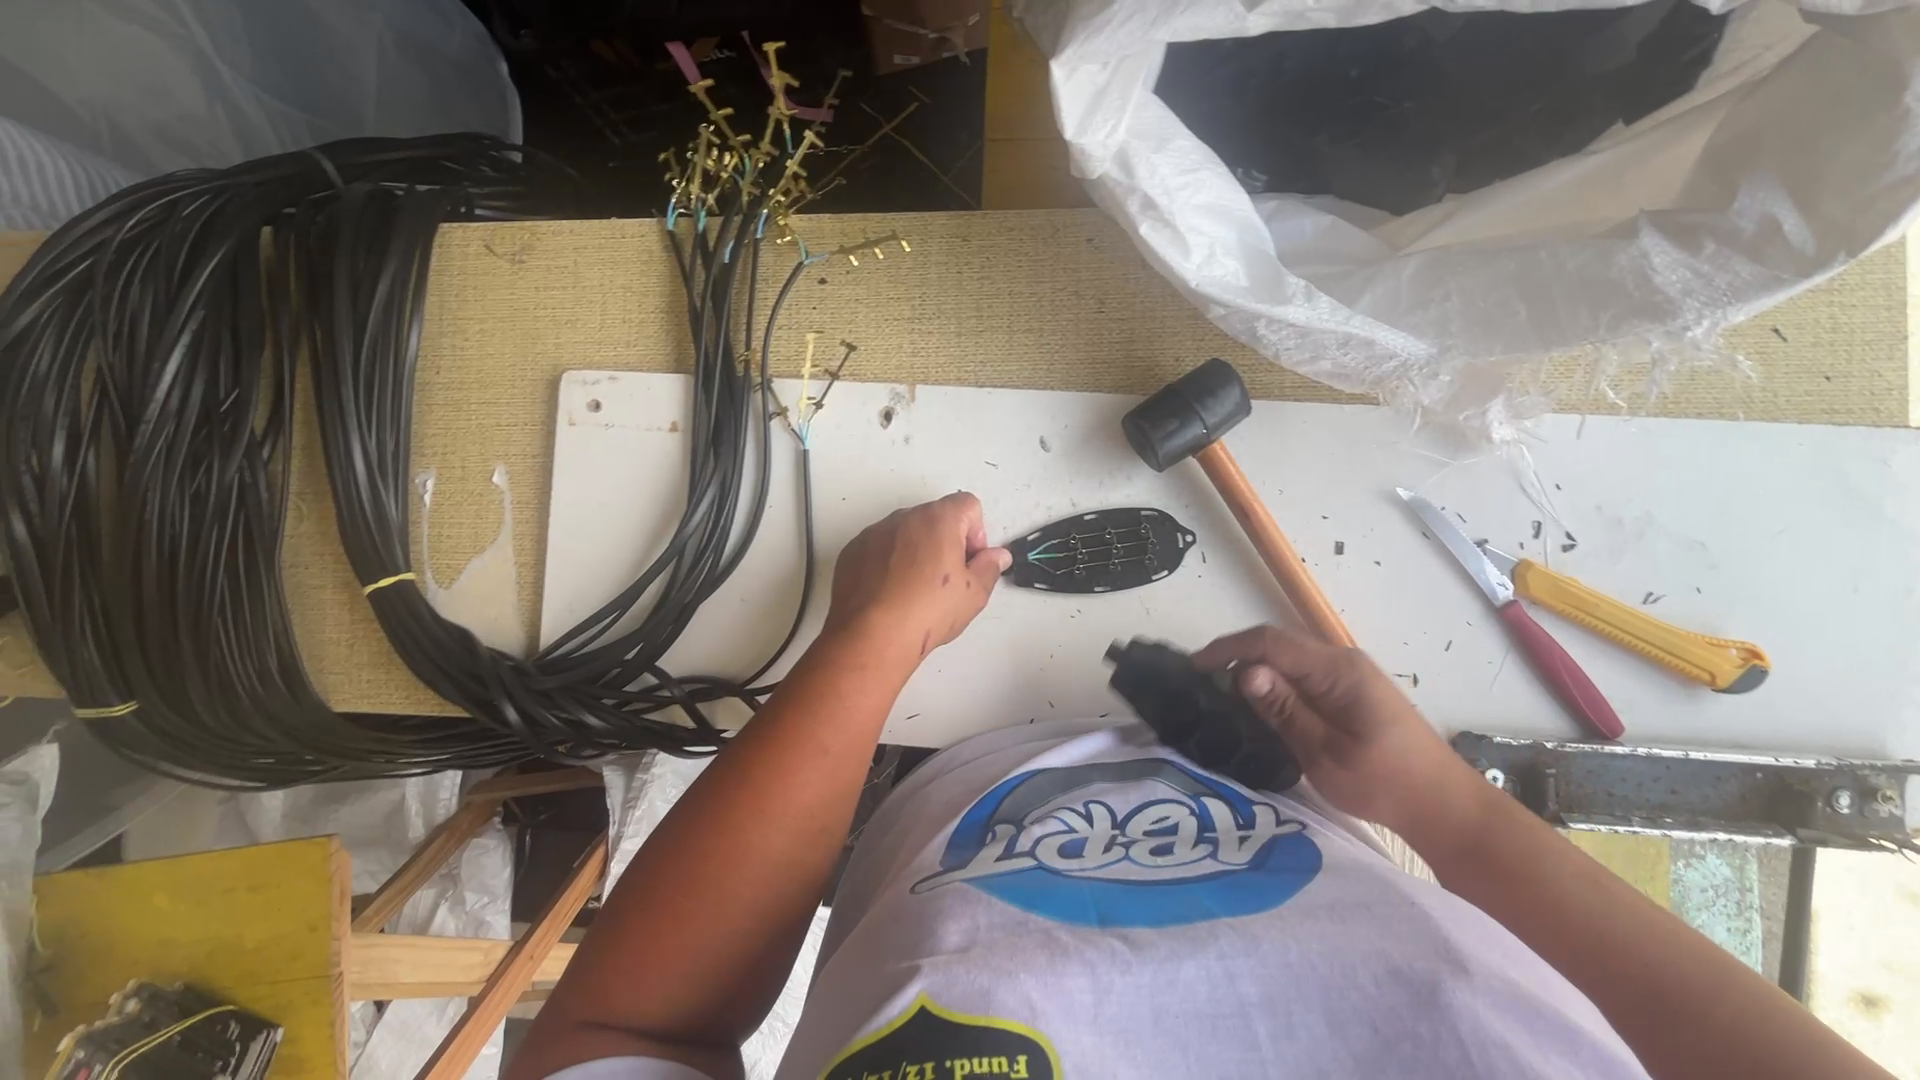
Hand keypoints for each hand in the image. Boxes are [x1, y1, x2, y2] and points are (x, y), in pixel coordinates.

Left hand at [825, 493, 1010, 660]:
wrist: (871, 635)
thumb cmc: (925, 612)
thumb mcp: (974, 594)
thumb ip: (989, 568)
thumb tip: (996, 556)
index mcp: (938, 519)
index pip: (968, 505)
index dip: (976, 532)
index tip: (969, 561)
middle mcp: (904, 517)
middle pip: (935, 516)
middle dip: (946, 541)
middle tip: (947, 580)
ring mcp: (874, 532)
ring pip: (905, 532)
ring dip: (915, 551)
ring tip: (916, 590)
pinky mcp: (852, 551)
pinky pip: (879, 548)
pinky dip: (888, 563)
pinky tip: (891, 594)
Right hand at [1195, 625, 1478, 834]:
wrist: (1442, 805)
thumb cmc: (1384, 783)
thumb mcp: (1326, 753)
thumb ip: (1286, 710)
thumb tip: (1245, 672)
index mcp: (1337, 671)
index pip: (1271, 642)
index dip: (1229, 648)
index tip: (1194, 666)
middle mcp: (1342, 662)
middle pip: (1278, 644)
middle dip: (1237, 657)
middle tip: (1203, 685)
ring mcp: (1348, 675)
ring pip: (1289, 659)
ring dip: (1255, 670)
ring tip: (1223, 696)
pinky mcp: (1350, 691)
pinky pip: (1302, 675)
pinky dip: (1275, 683)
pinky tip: (1260, 706)